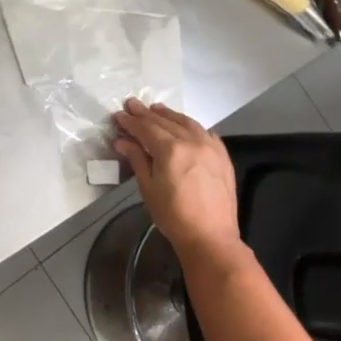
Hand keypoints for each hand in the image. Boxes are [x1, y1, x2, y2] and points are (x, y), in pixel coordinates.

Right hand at [112, 98, 240, 261]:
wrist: (210, 236)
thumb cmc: (173, 216)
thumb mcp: (148, 188)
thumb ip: (137, 159)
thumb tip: (122, 141)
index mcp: (171, 149)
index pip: (146, 128)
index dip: (131, 121)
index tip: (118, 114)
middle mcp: (192, 141)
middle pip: (165, 122)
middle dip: (146, 113)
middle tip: (132, 104)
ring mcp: (210, 147)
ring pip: (187, 123)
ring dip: (169, 115)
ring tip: (156, 109)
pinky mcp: (222, 156)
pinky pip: (205, 133)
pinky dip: (192, 126)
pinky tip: (185, 125)